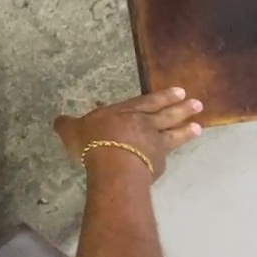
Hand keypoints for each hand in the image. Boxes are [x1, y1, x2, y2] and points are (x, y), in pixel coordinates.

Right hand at [54, 88, 204, 181]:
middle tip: (197, 103)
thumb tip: (58, 119)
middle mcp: (143, 124)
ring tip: (199, 125)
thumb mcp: (72, 131)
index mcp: (123, 112)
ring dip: (185, 128)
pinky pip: (170, 152)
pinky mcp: (158, 161)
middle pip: (165, 114)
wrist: (113, 164)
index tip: (179, 91)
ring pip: (173, 132)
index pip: (146, 101)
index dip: (162, 96)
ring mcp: (153, 143)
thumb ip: (67, 124)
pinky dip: (178, 147)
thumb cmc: (92, 142)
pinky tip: (182, 147)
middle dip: (181, 108)